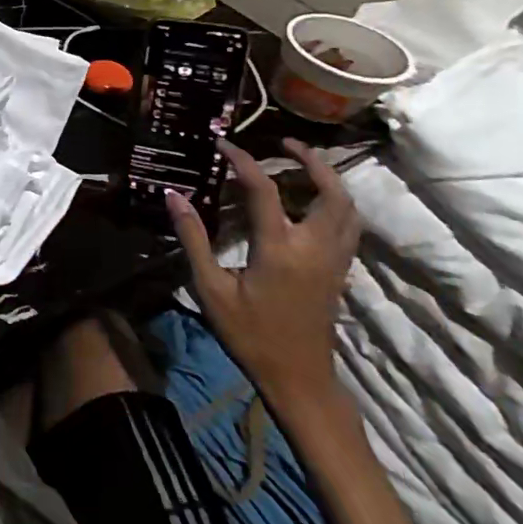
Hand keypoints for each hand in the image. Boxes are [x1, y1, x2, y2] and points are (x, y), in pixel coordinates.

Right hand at [167, 138, 361, 404]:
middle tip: (286, 143)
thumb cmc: (250, 335)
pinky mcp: (341, 270)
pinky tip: (312, 201)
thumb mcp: (211, 290)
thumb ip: (194, 239)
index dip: (243, 161)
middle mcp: (315, 247)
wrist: (299, 380)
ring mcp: (334, 259)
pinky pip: (349, 224)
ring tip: (302, 163)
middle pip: (331, 191)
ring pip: (348, 207)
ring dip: (329, 178)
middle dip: (312, 160)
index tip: (223, 144)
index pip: (264, 189)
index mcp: (280, 249)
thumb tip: (173, 196)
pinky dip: (335, 201)